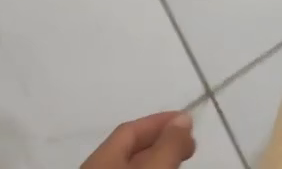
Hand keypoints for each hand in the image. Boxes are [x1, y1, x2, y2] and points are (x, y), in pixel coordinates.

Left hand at [81, 112, 196, 168]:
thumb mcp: (153, 168)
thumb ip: (169, 144)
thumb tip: (184, 118)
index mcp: (99, 157)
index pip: (129, 129)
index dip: (160, 120)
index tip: (188, 120)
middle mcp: (93, 167)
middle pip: (128, 149)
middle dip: (160, 140)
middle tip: (188, 142)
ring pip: (128, 166)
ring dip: (155, 159)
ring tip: (178, 158)